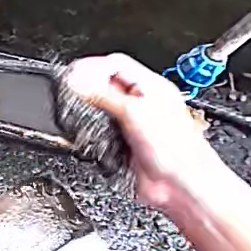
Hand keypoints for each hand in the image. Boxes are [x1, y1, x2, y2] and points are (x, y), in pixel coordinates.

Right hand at [65, 53, 226, 210]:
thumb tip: (78, 82)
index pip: (116, 64)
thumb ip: (104, 95)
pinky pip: (101, 130)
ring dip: (89, 109)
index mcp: (151, 87)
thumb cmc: (175, 150)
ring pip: (102, 108)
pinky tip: (87, 130)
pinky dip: (91, 130)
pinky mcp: (123, 143)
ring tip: (77, 109)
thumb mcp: (133, 112)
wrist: (179, 185)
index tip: (73, 75)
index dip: (92, 66)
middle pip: (107, 84)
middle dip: (88, 87)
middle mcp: (142, 103)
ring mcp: (132, 123)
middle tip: (71, 91)